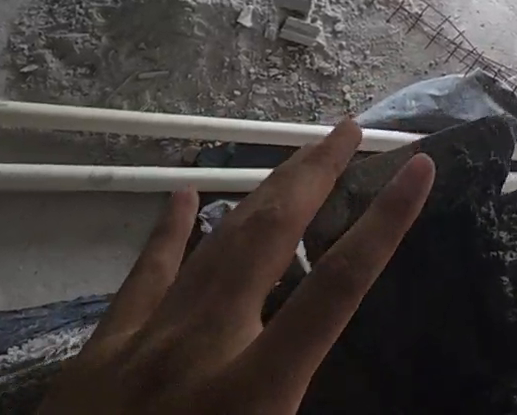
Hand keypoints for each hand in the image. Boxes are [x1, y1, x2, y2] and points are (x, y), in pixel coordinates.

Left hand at [37, 122, 434, 414]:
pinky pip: (143, 277)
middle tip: (351, 129)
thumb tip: (329, 360)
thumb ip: (296, 401)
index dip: (386, 221)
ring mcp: (143, 345)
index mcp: (252, 392)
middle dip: (317, 174)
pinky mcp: (97, 356)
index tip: (419, 168)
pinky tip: (185, 192)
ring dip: (266, 188)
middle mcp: (202, 349)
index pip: (338, 286)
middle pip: (272, 236)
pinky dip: (168, 231)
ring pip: (217, 241)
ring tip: (303, 149)